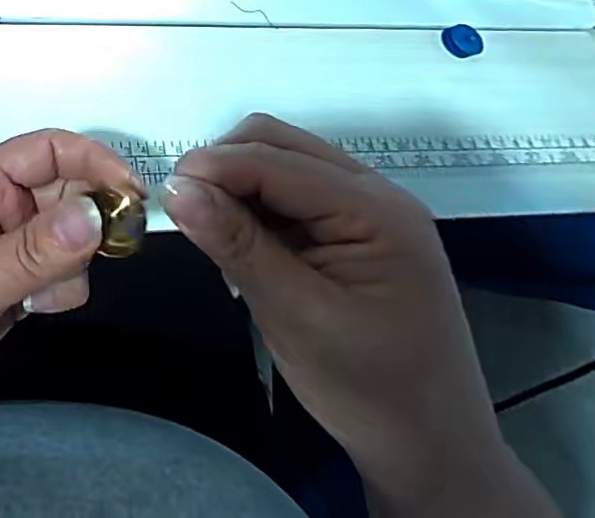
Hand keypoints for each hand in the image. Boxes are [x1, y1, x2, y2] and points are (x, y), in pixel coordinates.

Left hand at [0, 129, 140, 425]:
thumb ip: (35, 251)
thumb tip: (97, 213)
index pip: (45, 149)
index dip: (93, 160)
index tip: (135, 196)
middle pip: (63, 189)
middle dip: (88, 218)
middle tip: (107, 255)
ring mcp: (0, 246)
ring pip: (65, 235)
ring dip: (70, 263)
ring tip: (38, 297)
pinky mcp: (6, 281)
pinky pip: (54, 271)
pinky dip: (58, 288)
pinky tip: (30, 311)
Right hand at [160, 115, 525, 508]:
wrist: (429, 451)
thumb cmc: (369, 389)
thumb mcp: (295, 316)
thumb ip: (235, 244)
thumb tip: (174, 188)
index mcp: (377, 212)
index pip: (275, 160)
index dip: (213, 166)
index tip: (165, 194)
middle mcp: (372, 192)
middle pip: (274, 142)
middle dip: (221, 165)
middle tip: (187, 209)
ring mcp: (360, 206)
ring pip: (274, 157)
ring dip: (232, 181)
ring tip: (212, 228)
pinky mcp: (343, 224)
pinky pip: (281, 187)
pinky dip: (247, 199)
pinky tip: (238, 237)